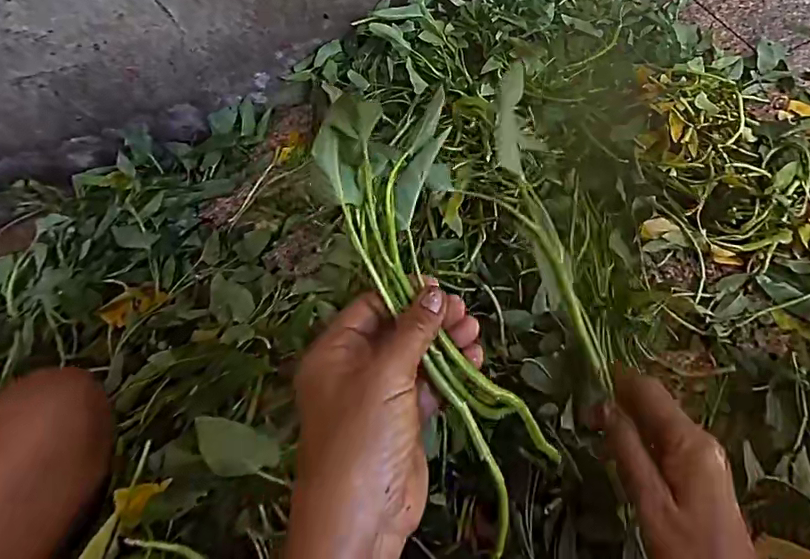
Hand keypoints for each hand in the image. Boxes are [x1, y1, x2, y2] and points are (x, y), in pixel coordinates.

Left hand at [286, 281, 482, 558]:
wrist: (361, 523)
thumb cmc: (362, 437)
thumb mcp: (385, 375)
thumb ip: (413, 330)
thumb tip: (433, 292)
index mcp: (335, 352)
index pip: (371, 306)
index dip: (403, 294)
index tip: (437, 287)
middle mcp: (355, 368)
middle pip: (398, 329)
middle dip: (432, 319)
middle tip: (463, 312)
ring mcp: (381, 395)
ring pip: (418, 355)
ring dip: (447, 343)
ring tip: (474, 333)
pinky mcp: (404, 419)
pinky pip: (429, 384)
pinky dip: (451, 372)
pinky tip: (474, 361)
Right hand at [591, 367, 754, 558]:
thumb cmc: (690, 553)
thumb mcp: (653, 507)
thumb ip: (628, 454)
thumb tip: (605, 406)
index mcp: (691, 440)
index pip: (649, 390)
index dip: (618, 382)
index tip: (587, 386)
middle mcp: (702, 439)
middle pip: (657, 405)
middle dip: (622, 404)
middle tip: (587, 417)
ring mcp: (706, 457)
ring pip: (661, 425)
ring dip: (631, 424)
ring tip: (599, 434)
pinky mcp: (705, 475)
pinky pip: (670, 445)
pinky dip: (645, 443)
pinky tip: (625, 456)